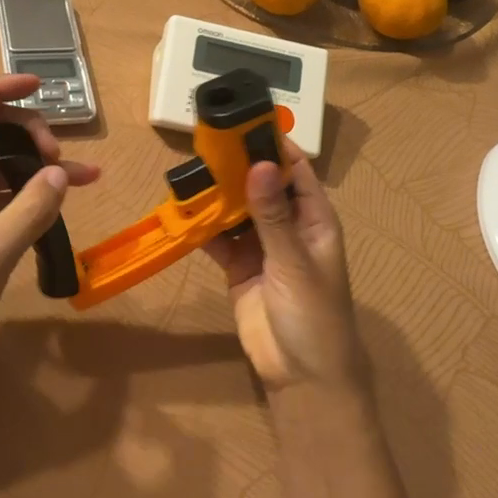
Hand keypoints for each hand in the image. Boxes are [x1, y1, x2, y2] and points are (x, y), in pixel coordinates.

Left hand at [0, 75, 99, 362]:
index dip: (4, 89)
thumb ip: (32, 207)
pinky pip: (3, 190)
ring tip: (82, 176)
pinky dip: (31, 190)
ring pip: (2, 161)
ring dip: (38, 163)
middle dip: (30, 132)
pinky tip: (63, 198)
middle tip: (60, 157)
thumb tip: (61, 172)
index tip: (40, 83)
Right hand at [203, 137, 367, 394]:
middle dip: (236, 165)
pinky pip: (218, 237)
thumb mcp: (294, 263)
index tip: (243, 120)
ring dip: (216, 194)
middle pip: (260, 185)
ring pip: (236, 208)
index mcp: (314, 219)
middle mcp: (287, 225)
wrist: (302, 377)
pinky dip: (202, 225)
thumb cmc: (314, 316)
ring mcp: (261, 246)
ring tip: (188, 171)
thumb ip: (272, 215)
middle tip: (204, 142)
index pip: (295, 170)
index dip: (273, 145)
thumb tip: (259, 163)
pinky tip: (182, 210)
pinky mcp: (237, 266)